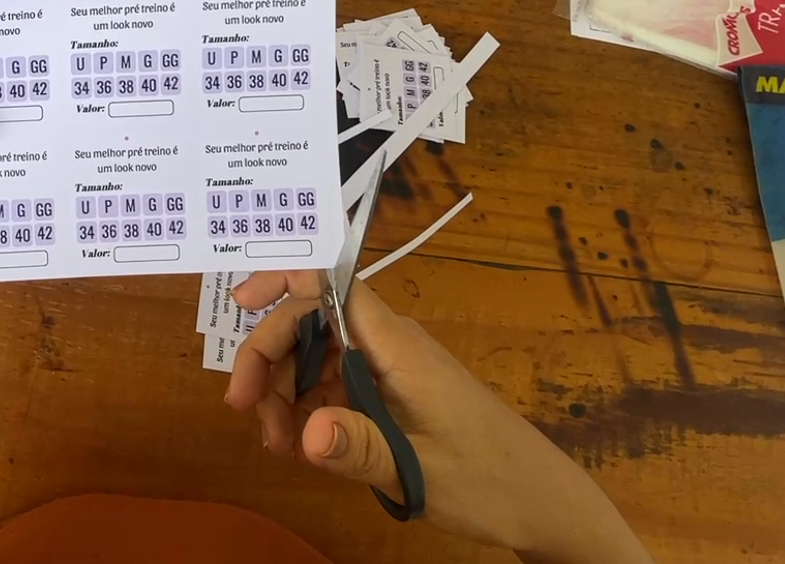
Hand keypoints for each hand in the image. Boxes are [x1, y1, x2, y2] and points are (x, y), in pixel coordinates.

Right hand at [225, 271, 649, 563]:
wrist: (544, 504)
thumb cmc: (489, 479)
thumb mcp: (420, 469)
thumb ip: (359, 448)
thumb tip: (302, 434)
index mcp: (392, 341)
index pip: (328, 284)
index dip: (281, 280)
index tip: (240, 303)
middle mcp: (382, 341)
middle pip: (307, 322)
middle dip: (268, 357)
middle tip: (243, 408)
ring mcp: (382, 364)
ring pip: (312, 353)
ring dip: (284, 389)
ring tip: (275, 442)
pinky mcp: (384, 389)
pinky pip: (330, 381)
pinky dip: (306, 405)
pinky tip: (300, 439)